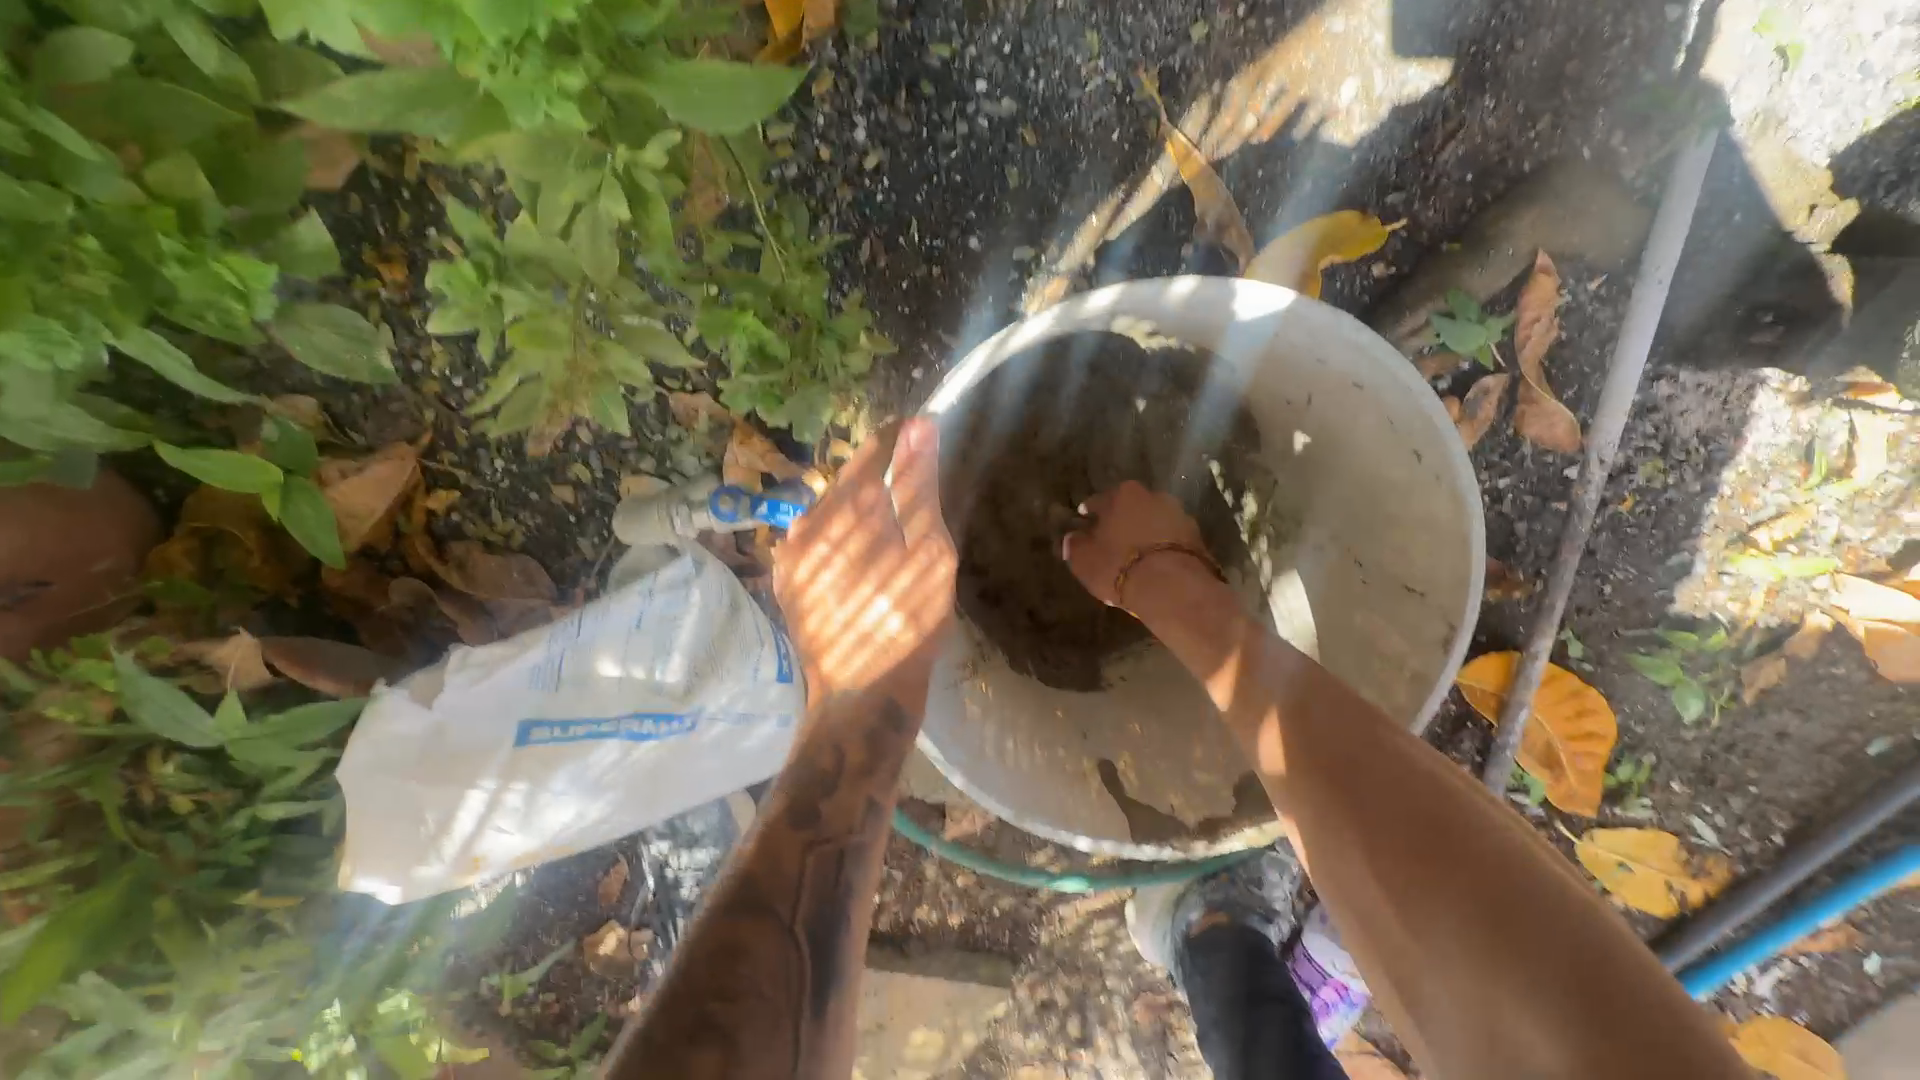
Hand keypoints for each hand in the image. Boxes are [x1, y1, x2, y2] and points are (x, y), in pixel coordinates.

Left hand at [773, 417, 957, 705]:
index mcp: (847, 507)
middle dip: (884, 484)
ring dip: (862, 515)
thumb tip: (919, 426)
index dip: (905, 444)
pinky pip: (818, 541)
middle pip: (852, 480)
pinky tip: (864, 570)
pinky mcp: (787, 579)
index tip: (928, 449)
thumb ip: (920, 487)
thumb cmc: (908, 624)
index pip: (875, 449)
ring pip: (833, 511)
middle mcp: (808, 519)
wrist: (861, 694)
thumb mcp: (928, 552)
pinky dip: (844, 542)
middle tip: (917, 514)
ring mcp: (791, 551)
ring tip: (892, 546)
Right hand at [1061, 480, 1207, 606]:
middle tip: (1112, 541)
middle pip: (1130, 508)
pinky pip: (1171, 540)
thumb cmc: (1119, 566)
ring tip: (1137, 555)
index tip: (1084, 526)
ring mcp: (1179, 514)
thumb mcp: (1084, 560)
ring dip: (1145, 533)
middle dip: (1121, 521)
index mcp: (1122, 494)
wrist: (1172, 586)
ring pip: (1154, 521)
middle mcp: (1153, 496)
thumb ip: (1075, 545)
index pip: (1098, 501)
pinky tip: (1156, 564)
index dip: (1089, 515)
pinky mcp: (1197, 537)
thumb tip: (1072, 538)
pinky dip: (1163, 547)